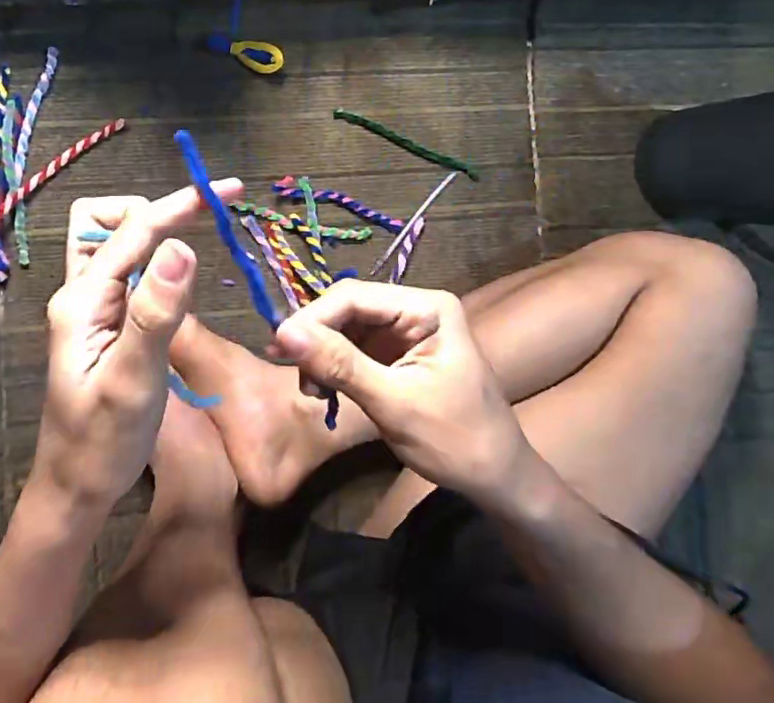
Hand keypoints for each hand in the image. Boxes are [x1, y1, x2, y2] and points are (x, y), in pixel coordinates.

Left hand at [33, 180, 241, 510]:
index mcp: (82, 301)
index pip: (133, 233)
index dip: (180, 205)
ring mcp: (91, 307)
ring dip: (152, 232)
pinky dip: (154, 259)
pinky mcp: (106, 322)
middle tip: (201, 221)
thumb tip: (181, 246)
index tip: (227, 190)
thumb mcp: (133, 380)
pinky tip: (177, 279)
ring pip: (114, 242)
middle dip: (154, 210)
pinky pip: (127, 271)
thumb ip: (155, 313)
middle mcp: (81, 293)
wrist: (76, 486)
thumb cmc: (102, 441)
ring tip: (193, 246)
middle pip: (107, 221)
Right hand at [268, 280, 533, 507]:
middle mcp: (414, 308)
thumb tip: (284, 333)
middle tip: (296, 377)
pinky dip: (332, 367)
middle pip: (347, 308)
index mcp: (427, 307)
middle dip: (316, 339)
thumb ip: (340, 365)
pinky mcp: (395, 352)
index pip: (354, 296)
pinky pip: (352, 347)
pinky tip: (325, 390)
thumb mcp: (394, 403)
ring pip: (344, 327)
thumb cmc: (456, 440)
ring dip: (321, 356)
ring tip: (314, 392)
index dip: (313, 318)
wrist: (495, 477)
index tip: (278, 349)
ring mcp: (405, 330)